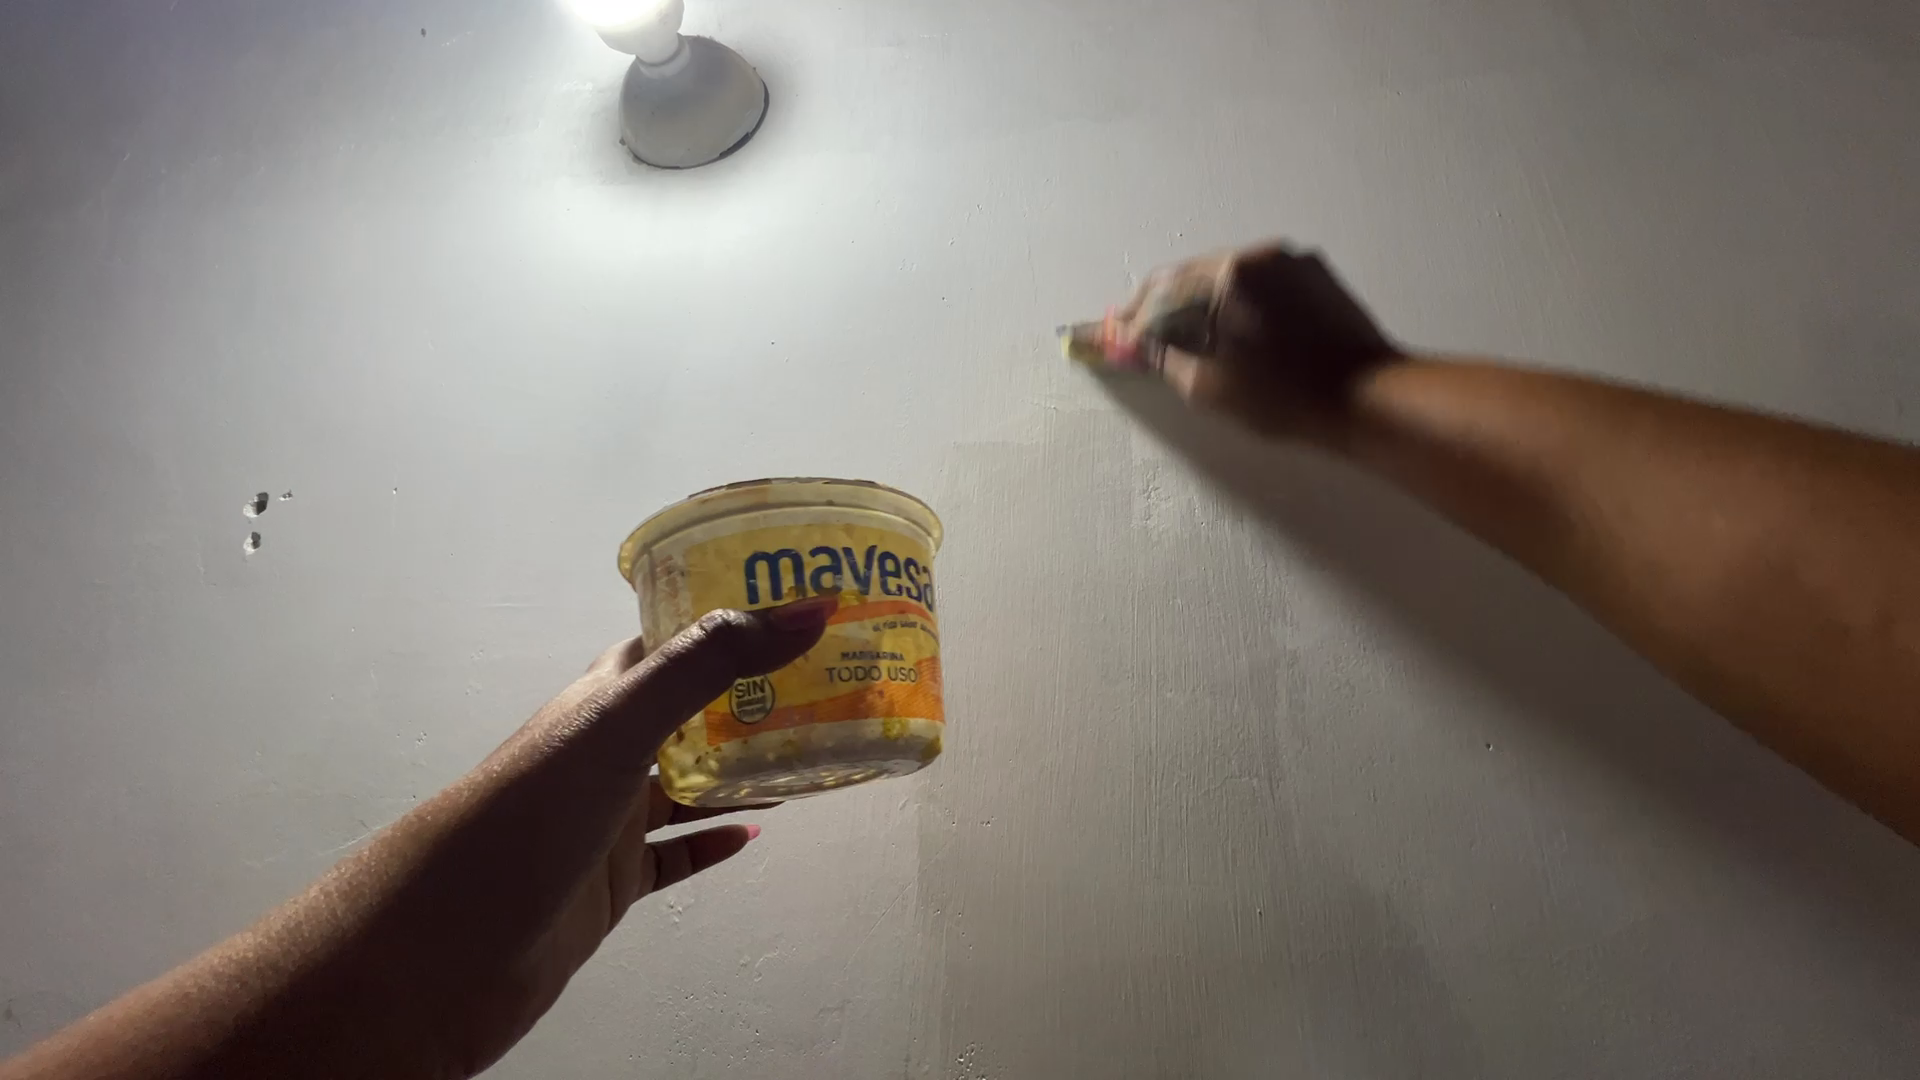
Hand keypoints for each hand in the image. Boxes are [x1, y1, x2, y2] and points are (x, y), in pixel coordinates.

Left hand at [0, 599, 844, 1079]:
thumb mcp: (622, 721)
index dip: (734, 615)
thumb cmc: (527, 815)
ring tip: (813, 748)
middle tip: (827, 678)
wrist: (432, 960)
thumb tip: (811, 612)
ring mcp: (612, 814)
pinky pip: (681, 850)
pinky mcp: (615, 878)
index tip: (798, 605)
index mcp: (607, 695)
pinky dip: (719, 839)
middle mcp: (611, 745)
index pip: (678, 636)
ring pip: (696, 779)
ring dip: (748, 766)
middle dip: (757, 692)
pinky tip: (758, 833)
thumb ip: (712, 664)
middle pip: (698, 707)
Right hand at [1075, 243, 1402, 439]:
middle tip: (1141, 334)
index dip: (1132, 315)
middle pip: (1192, 276)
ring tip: (1184, 334)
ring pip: (1226, 277)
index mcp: (1227, 277)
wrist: (1367, 398)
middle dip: (1162, 305)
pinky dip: (1235, 301)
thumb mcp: (1207, 386)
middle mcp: (1257, 255)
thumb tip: (1135, 343)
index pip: (1161, 289)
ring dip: (1198, 301)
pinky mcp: (1315, 275)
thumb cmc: (1280, 398)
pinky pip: (1258, 282)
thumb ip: (1164, 358)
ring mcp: (1291, 261)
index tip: (1115, 335)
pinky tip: (1230, 329)